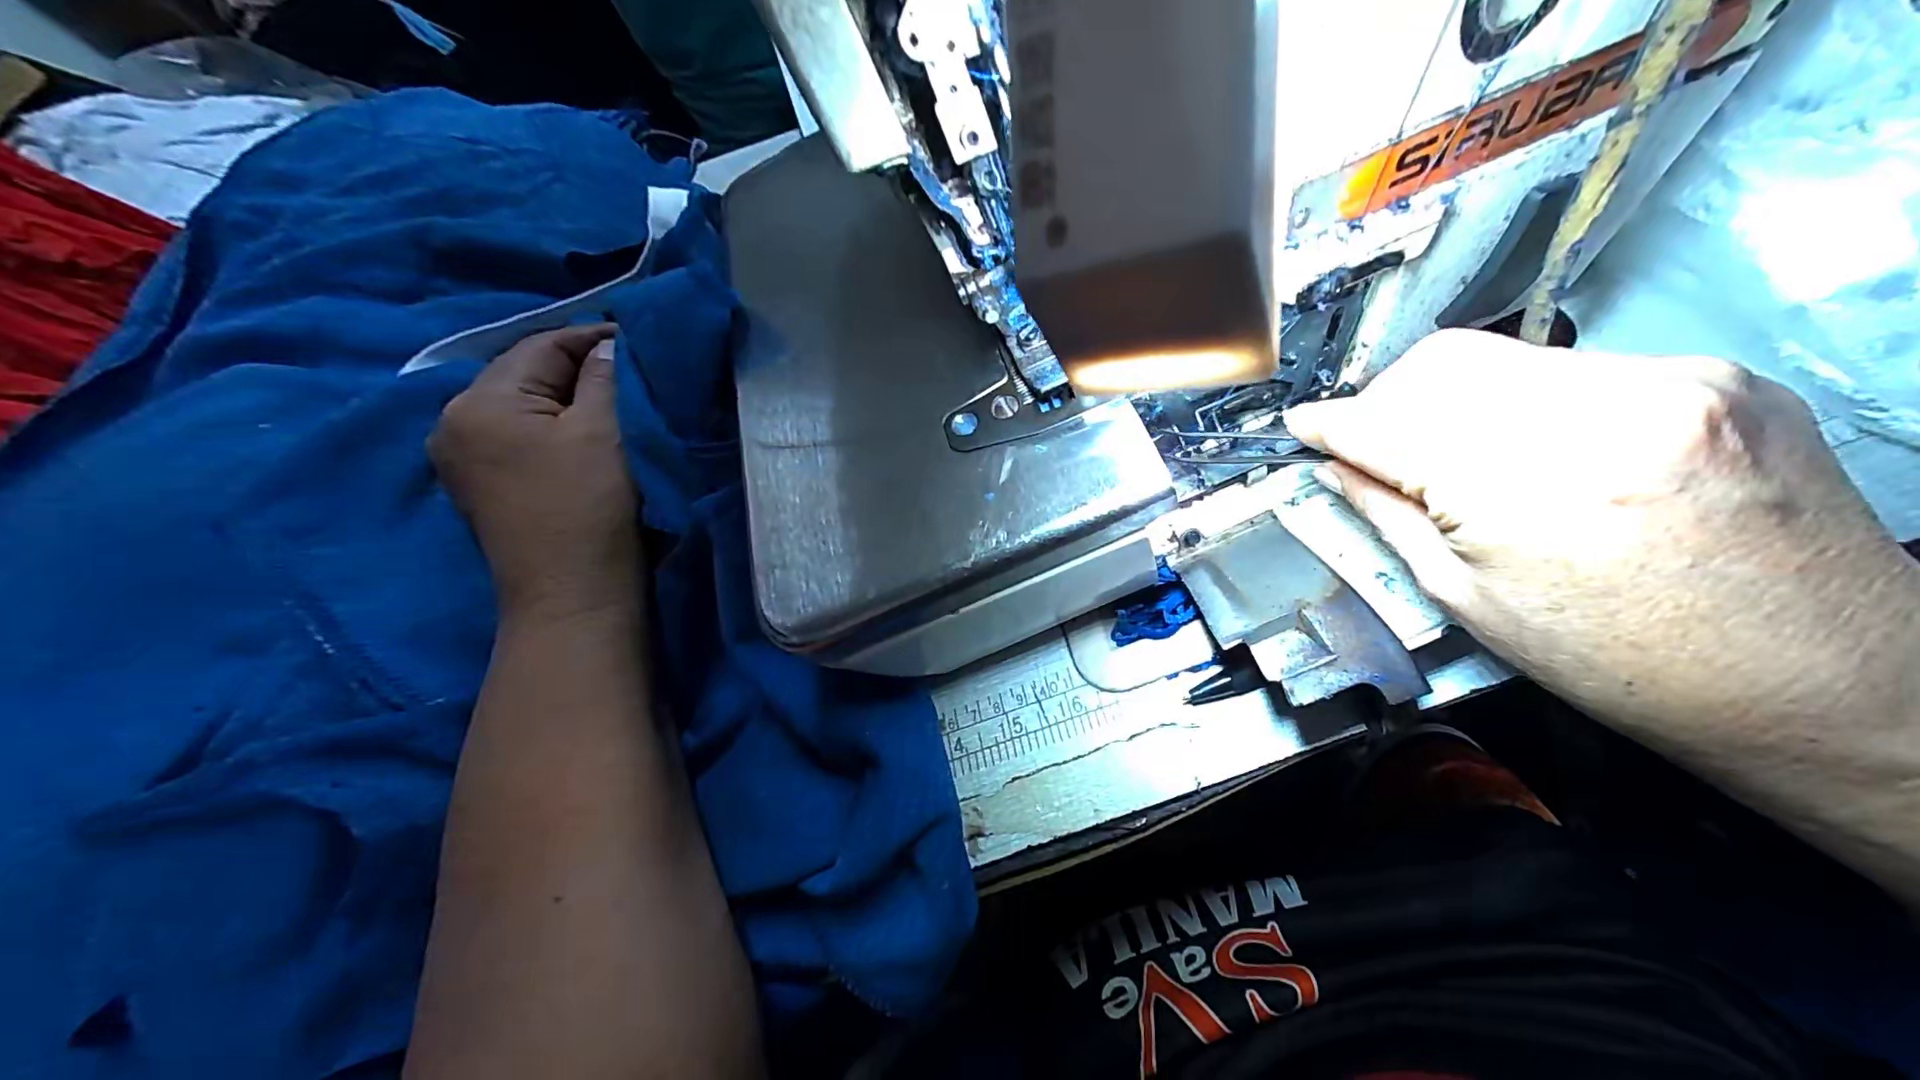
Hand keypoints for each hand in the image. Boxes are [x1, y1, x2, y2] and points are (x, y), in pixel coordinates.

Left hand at [429, 325, 640, 621]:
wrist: (573, 596)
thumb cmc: (589, 508)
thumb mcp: (603, 432)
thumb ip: (605, 377)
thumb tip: (609, 345)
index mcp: (477, 403)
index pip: (540, 346)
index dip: (592, 338)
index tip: (638, 339)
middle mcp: (454, 423)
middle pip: (525, 375)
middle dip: (579, 369)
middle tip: (633, 370)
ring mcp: (464, 459)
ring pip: (524, 407)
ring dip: (569, 399)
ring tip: (616, 401)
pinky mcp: (483, 487)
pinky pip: (520, 436)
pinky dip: (555, 427)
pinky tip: (586, 435)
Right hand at [1282, 329, 1919, 733]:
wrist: (1818, 678)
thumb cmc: (1635, 664)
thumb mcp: (1469, 600)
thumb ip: (1391, 517)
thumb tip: (1341, 469)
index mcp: (1527, 486)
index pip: (1385, 423)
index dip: (1329, 424)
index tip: (1305, 426)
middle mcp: (1602, 413)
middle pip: (1437, 364)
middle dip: (1383, 400)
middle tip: (1368, 442)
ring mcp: (1669, 384)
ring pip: (1498, 357)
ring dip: (1449, 400)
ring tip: (1449, 454)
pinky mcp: (1711, 376)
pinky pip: (1569, 368)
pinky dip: (1521, 402)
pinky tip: (1528, 450)